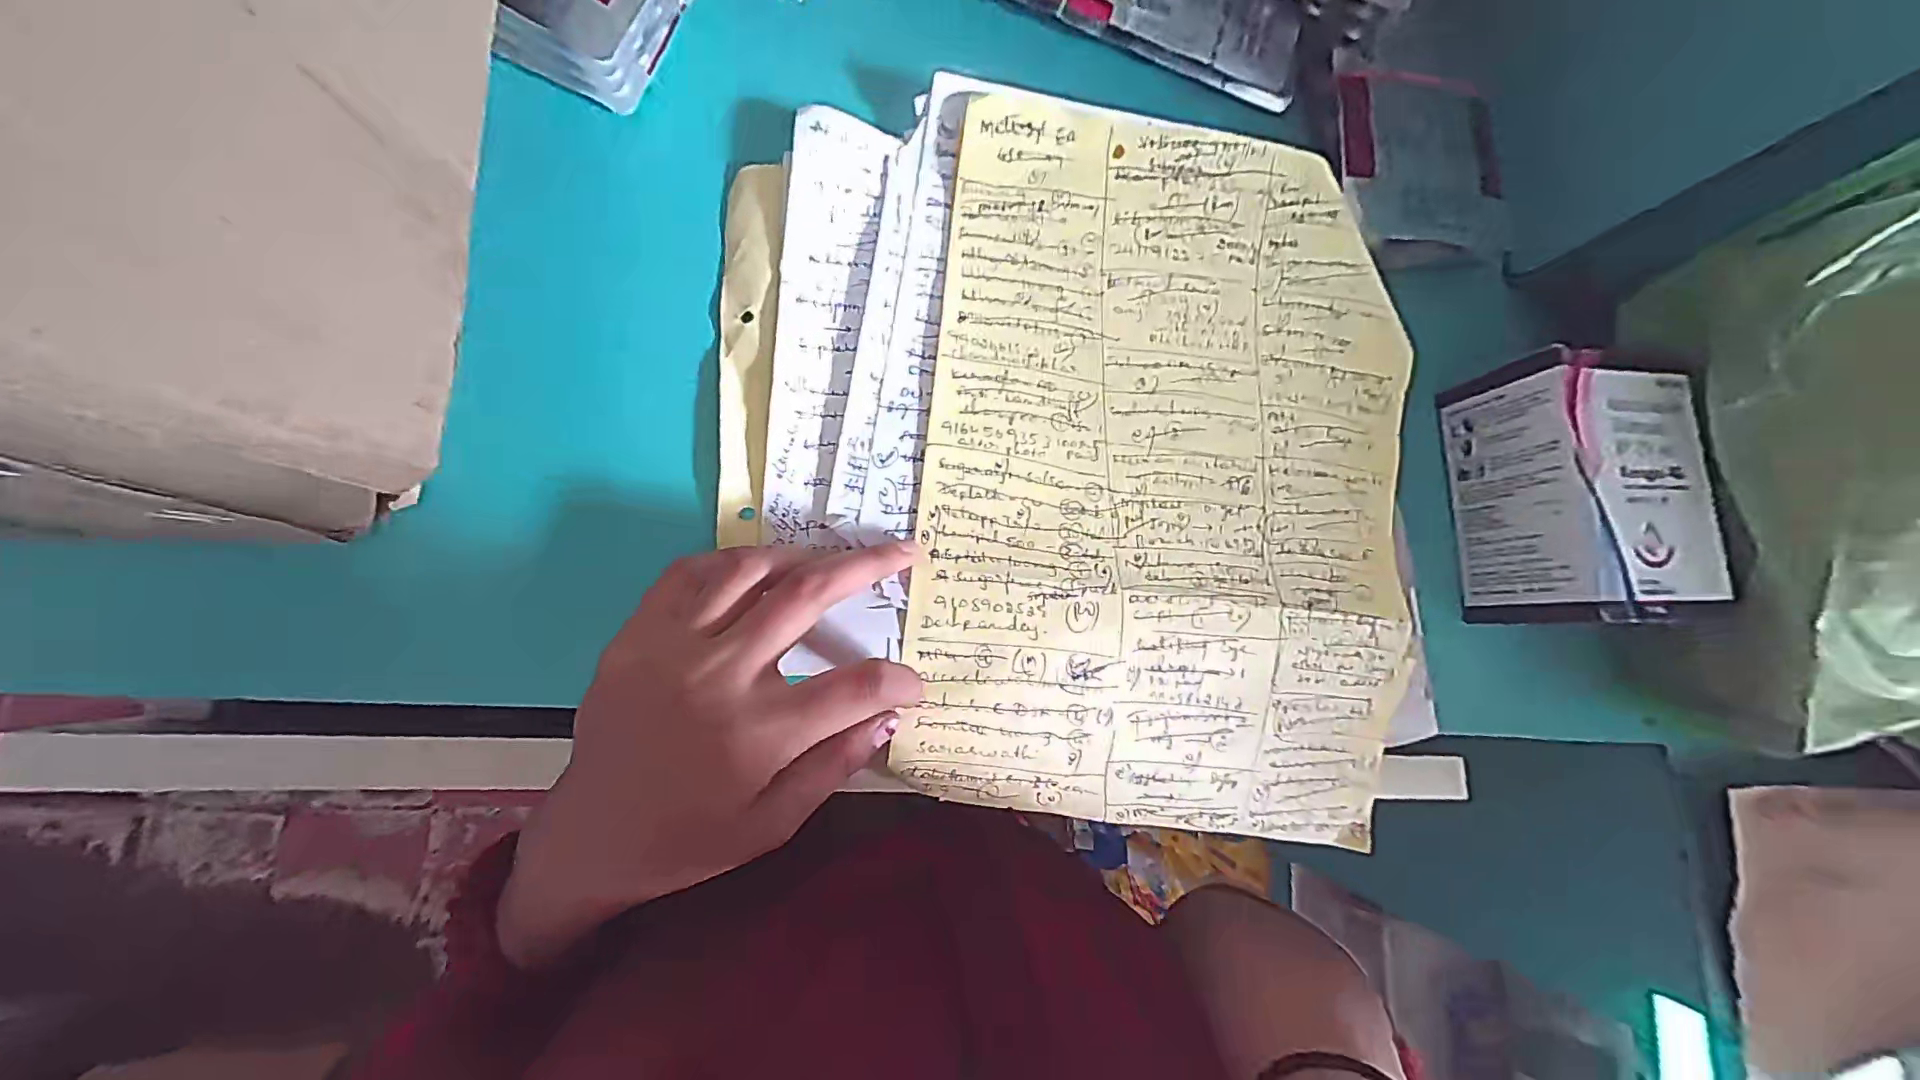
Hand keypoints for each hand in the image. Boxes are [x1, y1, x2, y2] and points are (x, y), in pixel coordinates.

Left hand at [497, 542, 922, 967]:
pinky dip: (732, 559)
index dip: (898, 680)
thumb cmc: (688, 838)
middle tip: (902, 552)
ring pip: (750, 568)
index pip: (855, 687)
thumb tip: (891, 715)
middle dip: (868, 566)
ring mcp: (671, 646)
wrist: (589, 838)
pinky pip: (689, 572)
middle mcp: (719, 676)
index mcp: (758, 733)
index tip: (916, 683)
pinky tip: (758, 567)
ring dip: (803, 555)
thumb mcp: (772, 824)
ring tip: (832, 559)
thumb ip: (835, 765)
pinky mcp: (635, 633)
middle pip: (807, 596)